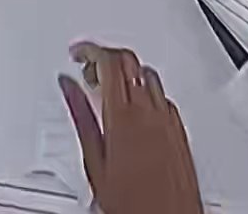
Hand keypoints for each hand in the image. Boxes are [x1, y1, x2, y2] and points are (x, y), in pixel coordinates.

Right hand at [59, 42, 201, 213]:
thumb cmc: (133, 206)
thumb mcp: (94, 162)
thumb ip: (80, 115)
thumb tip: (67, 84)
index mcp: (123, 115)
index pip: (107, 60)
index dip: (89, 49)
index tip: (77, 53)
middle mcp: (148, 112)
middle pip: (128, 59)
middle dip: (105, 55)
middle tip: (89, 67)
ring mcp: (168, 121)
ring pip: (146, 73)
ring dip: (126, 70)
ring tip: (109, 85)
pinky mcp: (181, 132)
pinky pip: (162, 95)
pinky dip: (145, 89)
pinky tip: (135, 105)